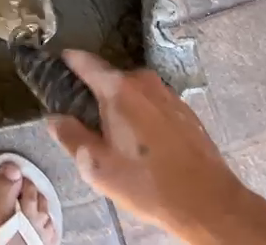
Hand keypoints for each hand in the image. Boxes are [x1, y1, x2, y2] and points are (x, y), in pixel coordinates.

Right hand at [44, 51, 265, 244]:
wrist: (210, 205)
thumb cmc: (148, 183)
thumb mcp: (98, 166)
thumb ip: (70, 137)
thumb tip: (54, 118)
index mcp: (117, 88)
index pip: (83, 61)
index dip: (66, 61)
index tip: (55, 66)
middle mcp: (142, 81)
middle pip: (109, 78)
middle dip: (96, 94)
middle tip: (89, 121)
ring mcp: (168, 94)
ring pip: (133, 92)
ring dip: (123, 106)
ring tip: (119, 136)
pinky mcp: (186, 111)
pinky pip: (154, 105)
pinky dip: (144, 116)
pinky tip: (145, 144)